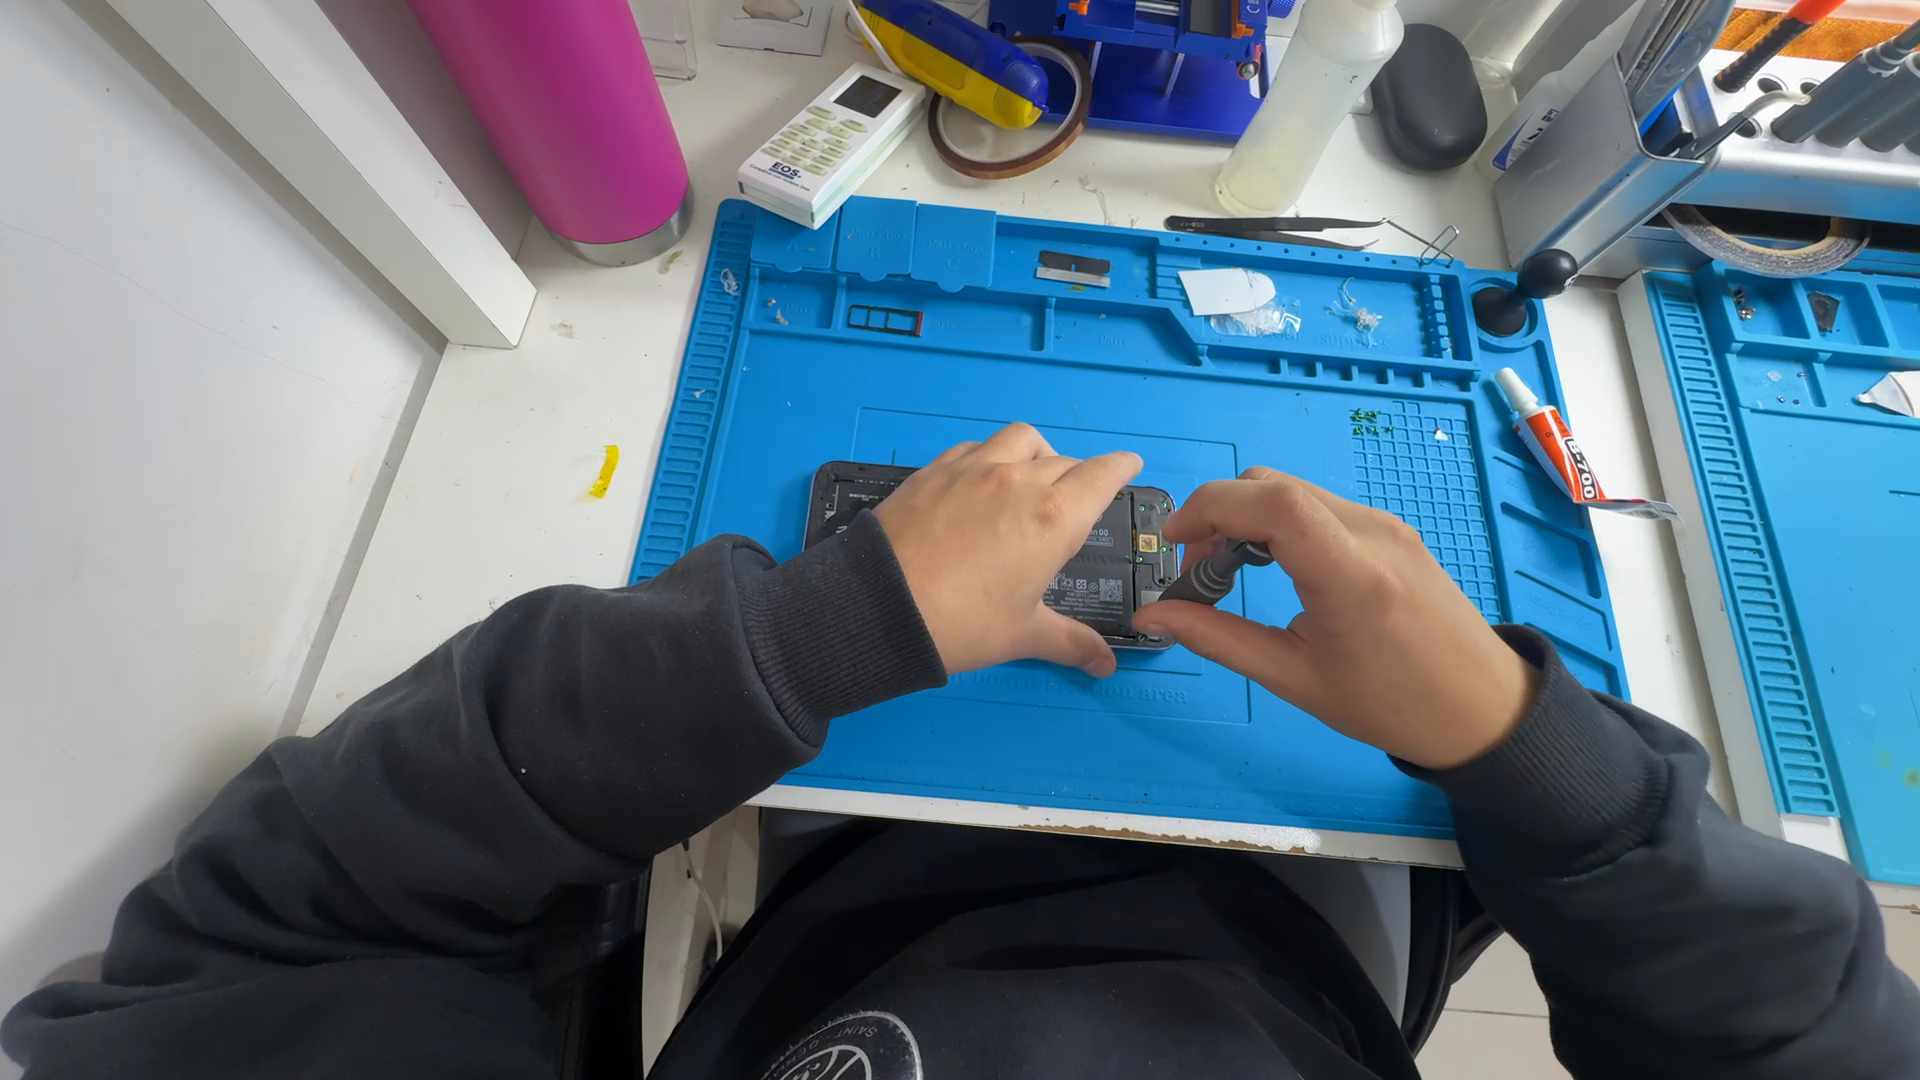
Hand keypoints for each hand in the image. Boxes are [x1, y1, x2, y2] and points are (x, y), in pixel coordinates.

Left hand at [873, 424, 1141, 677]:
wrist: (878, 606)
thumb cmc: (960, 623)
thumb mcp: (1022, 634)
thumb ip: (1070, 643)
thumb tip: (1103, 664)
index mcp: (1052, 518)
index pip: (1102, 476)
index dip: (1121, 467)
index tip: (1128, 465)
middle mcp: (1017, 481)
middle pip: (1065, 461)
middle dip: (1080, 475)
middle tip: (1076, 498)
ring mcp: (972, 469)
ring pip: (1020, 439)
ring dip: (1037, 452)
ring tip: (1031, 475)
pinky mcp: (934, 470)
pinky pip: (974, 447)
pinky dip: (990, 455)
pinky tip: (980, 479)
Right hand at [1131, 467, 1538, 768]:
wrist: (1484, 709)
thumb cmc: (1388, 704)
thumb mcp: (1292, 678)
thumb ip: (1216, 639)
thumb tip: (1149, 618)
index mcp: (1350, 576)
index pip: (1273, 502)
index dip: (1210, 507)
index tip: (1174, 543)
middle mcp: (1370, 532)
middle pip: (1270, 484)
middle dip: (1216, 515)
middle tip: (1199, 571)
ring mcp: (1383, 523)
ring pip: (1289, 488)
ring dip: (1243, 517)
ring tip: (1231, 572)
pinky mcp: (1387, 527)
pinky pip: (1313, 504)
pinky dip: (1273, 522)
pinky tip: (1271, 566)